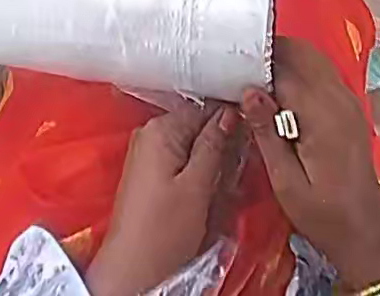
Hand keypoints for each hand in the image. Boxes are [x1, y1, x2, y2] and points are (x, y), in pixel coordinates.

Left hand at [85, 104, 235, 295]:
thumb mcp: (197, 187)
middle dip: (217, 144)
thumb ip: (214, 146)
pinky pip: (178, 159)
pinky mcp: (147, 172)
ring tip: (220, 184)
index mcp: (160, 129)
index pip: (202, 110)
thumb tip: (229, 114)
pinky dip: (194, 171)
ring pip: (188, 145)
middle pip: (194, 126)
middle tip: (234, 168)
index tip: (248, 134)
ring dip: (207, 161)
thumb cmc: (162, 231)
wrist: (131, 270)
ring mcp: (145, 152)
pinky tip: (203, 191)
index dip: (227, 122)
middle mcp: (149, 133)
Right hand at [241, 39, 379, 288]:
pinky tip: (280, 89)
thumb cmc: (324, 214)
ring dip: (284, 56)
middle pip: (301, 50)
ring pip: (311, 55)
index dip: (254, 66)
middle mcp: (337, 98)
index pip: (283, 69)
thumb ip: (266, 133)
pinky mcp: (348, 104)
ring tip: (257, 77)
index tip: (230, 69)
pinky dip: (298, 67)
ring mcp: (346, 98)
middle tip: (242, 66)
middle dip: (270, 51)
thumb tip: (248, 92)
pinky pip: (320, 69)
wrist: (366, 233)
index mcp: (321, 114)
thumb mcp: (286, 183)